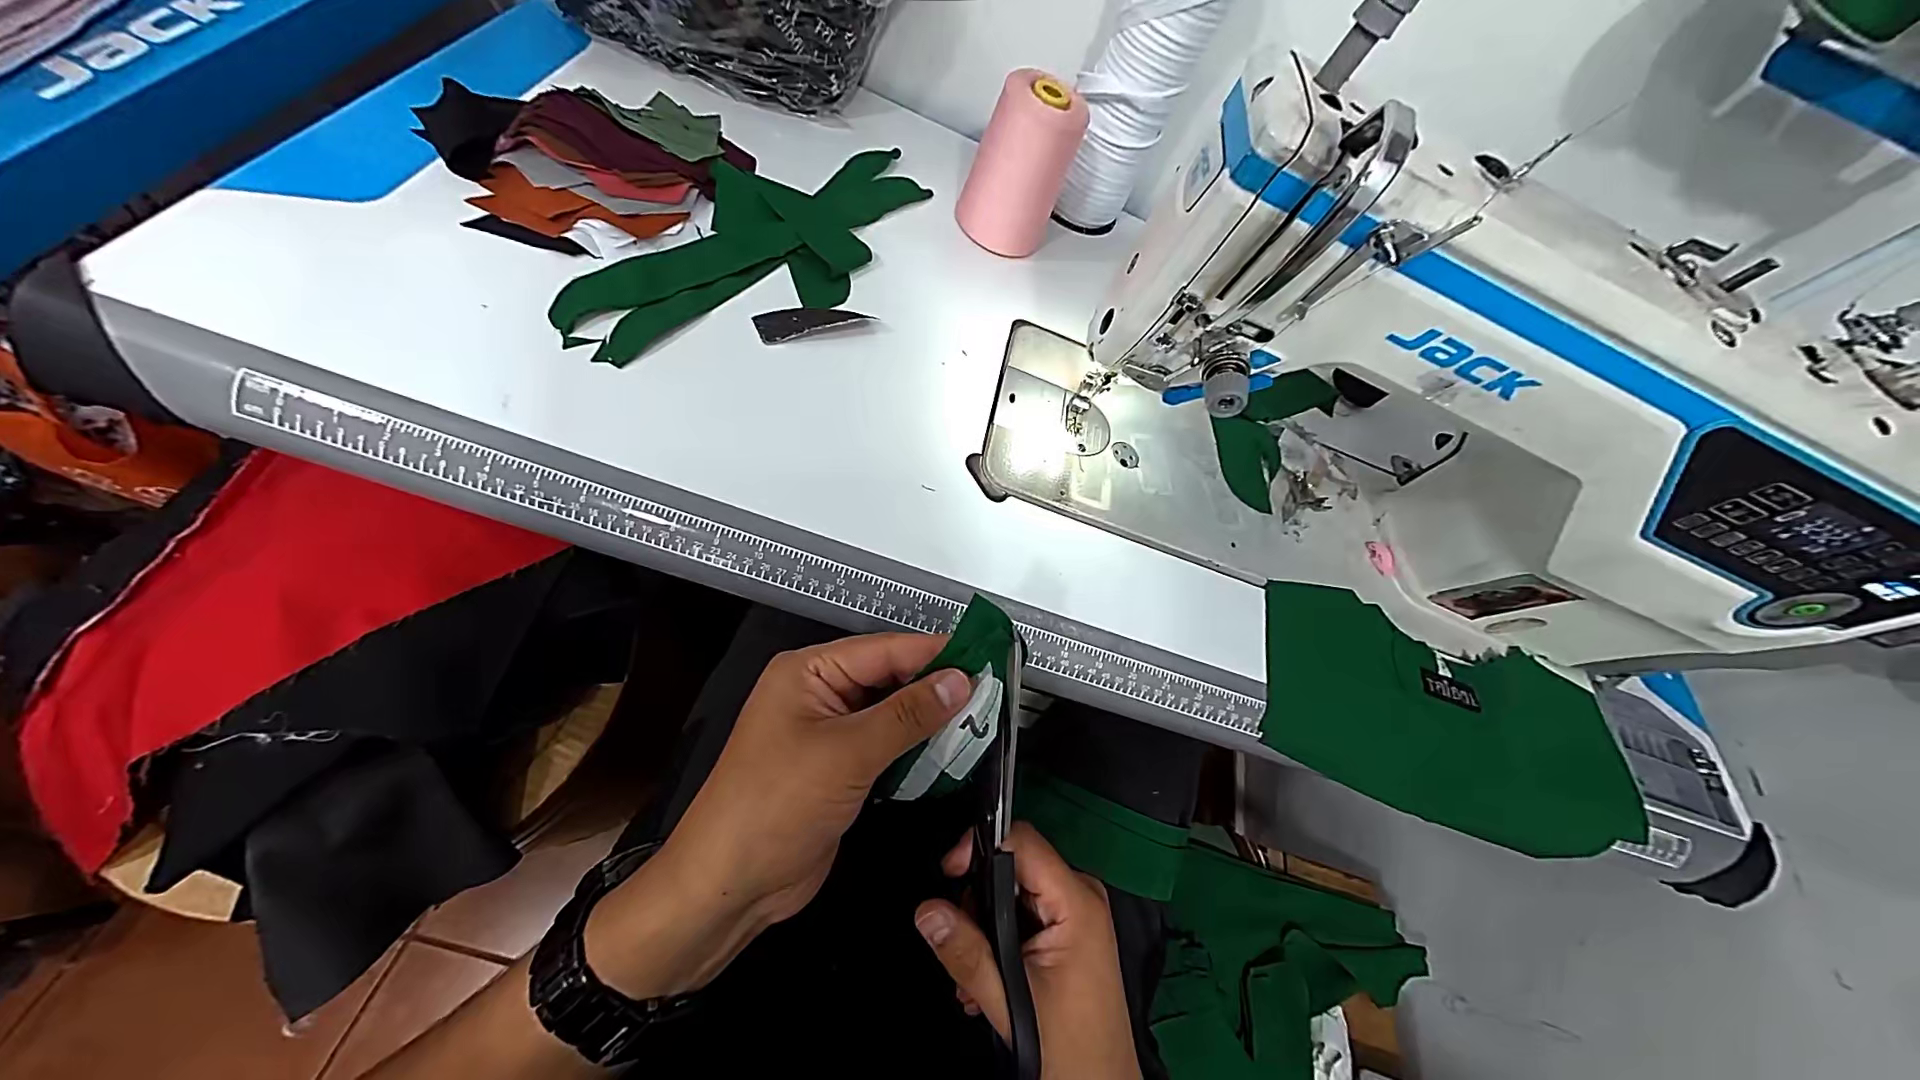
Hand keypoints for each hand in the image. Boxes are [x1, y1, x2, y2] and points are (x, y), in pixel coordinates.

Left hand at [584, 632, 969, 999]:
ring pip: (893, 715)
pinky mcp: (840, 768)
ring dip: (931, 721)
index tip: (984, 656)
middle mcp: (819, 694)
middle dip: (937, 688)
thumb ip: (907, 715)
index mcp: (808, 672)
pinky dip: (917, 750)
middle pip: (891, 679)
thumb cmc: (770, 808)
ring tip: (981, 721)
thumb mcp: (846, 753)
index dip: (936, 652)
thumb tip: (958, 680)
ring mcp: (830, 733)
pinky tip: (950, 753)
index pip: (885, 650)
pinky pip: (888, 747)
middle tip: (991, 693)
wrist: (729, 887)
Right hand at [915, 823, 1141, 1079]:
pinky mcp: (1070, 928)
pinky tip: (990, 975)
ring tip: (975, 972)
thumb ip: (966, 952)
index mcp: (1076, 902)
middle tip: (960, 940)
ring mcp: (1077, 912)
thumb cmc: (1073, 1054)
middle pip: (1013, 864)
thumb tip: (930, 911)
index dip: (979, 848)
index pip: (1021, 840)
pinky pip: (1024, 909)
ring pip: (1013, 889)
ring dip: (985, 924)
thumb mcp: (1012, 1003)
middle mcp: (1080, 896)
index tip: (949, 872)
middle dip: (978, 898)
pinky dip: (1000, 935)